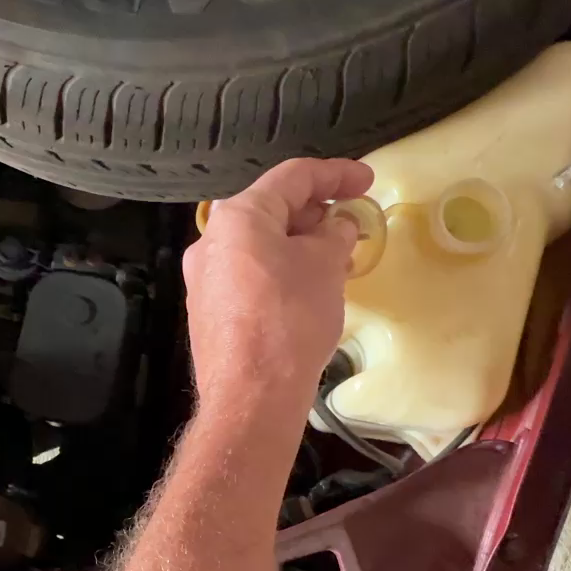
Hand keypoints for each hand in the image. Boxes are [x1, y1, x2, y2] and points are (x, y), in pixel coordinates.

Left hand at [182, 158, 373, 421]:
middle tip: (352, 226)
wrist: (251, 396)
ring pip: (259, 247)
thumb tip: (336, 226)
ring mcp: (204, 279)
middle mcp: (211, 242)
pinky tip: (305, 290)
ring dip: (298, 246)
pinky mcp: (207, 312)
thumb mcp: (325, 266)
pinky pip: (248, 277)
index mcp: (237, 217)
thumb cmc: (290, 321)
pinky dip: (279, 272)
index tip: (367, 182)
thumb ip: (335, 233)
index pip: (293, 177)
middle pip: (270, 211)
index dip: (336, 174)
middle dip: (316, 214)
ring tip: (335, 260)